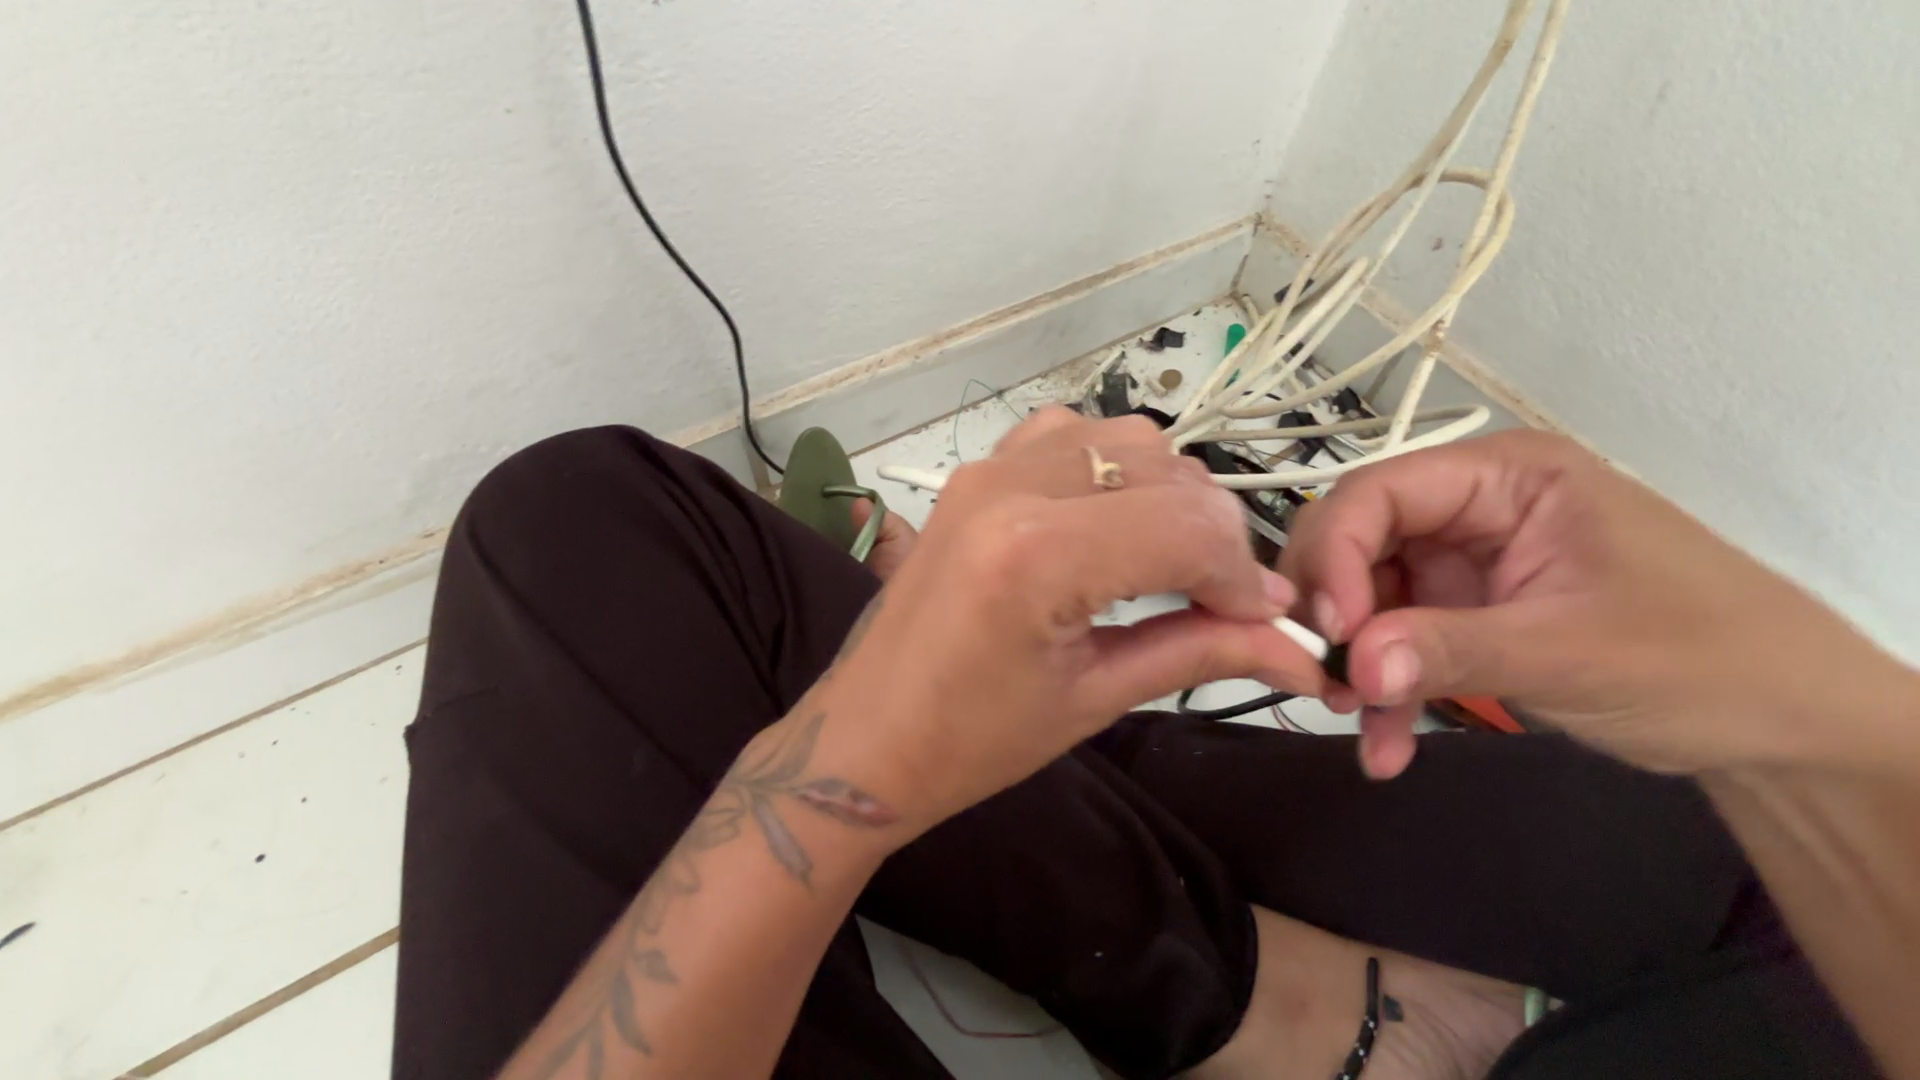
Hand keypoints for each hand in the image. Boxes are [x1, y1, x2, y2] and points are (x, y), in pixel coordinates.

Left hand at [820, 407, 1326, 834]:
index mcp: (1039, 553)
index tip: (1262, 621)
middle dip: (1214, 538)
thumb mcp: (1095, 698)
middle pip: (1168, 475)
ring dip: (1168, 496)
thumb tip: (1298, 648)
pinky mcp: (976, 472)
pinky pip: (1070, 436)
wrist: (868, 734)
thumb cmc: (972, 740)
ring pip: (1127, 441)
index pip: (1190, 529)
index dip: (1244, 576)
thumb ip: (1201, 653)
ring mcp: (988, 469)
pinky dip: (1112, 467)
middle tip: (1221, 603)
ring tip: (1168, 565)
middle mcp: (1013, 487)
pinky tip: (1110, 523)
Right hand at [1281, 429, 1904, 778]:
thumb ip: (1452, 650)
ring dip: (1353, 663)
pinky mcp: (1460, 613)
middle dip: (1332, 613)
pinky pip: (1393, 642)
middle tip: (1325, 678)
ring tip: (1355, 719)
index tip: (1333, 632)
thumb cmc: (1705, 660)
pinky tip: (1386, 744)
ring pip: (1364, 600)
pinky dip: (1383, 692)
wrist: (1783, 728)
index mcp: (1503, 478)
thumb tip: (1354, 666)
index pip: (1377, 494)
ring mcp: (1461, 563)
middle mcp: (1469, 510)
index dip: (1337, 556)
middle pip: (1354, 543)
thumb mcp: (1572, 652)